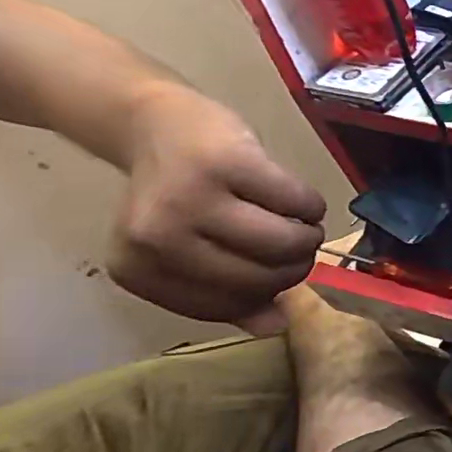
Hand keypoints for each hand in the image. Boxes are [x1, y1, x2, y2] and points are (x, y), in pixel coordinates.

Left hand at [106, 89, 326, 321]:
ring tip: (305, 225)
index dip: (268, 292)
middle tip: (302, 247)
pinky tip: (304, 202)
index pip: (225, 304)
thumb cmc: (180, 193)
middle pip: (260, 276)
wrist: (160, 124)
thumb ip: (228, 292)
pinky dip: (312, 206)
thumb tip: (276, 326)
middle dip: (297, 265)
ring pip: (282, 243)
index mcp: (139, 269)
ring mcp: (194, 199)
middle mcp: (158, 239)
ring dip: (309, 237)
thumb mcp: (191, 248)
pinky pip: (297, 202)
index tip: (280, 272)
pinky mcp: (232, 164)